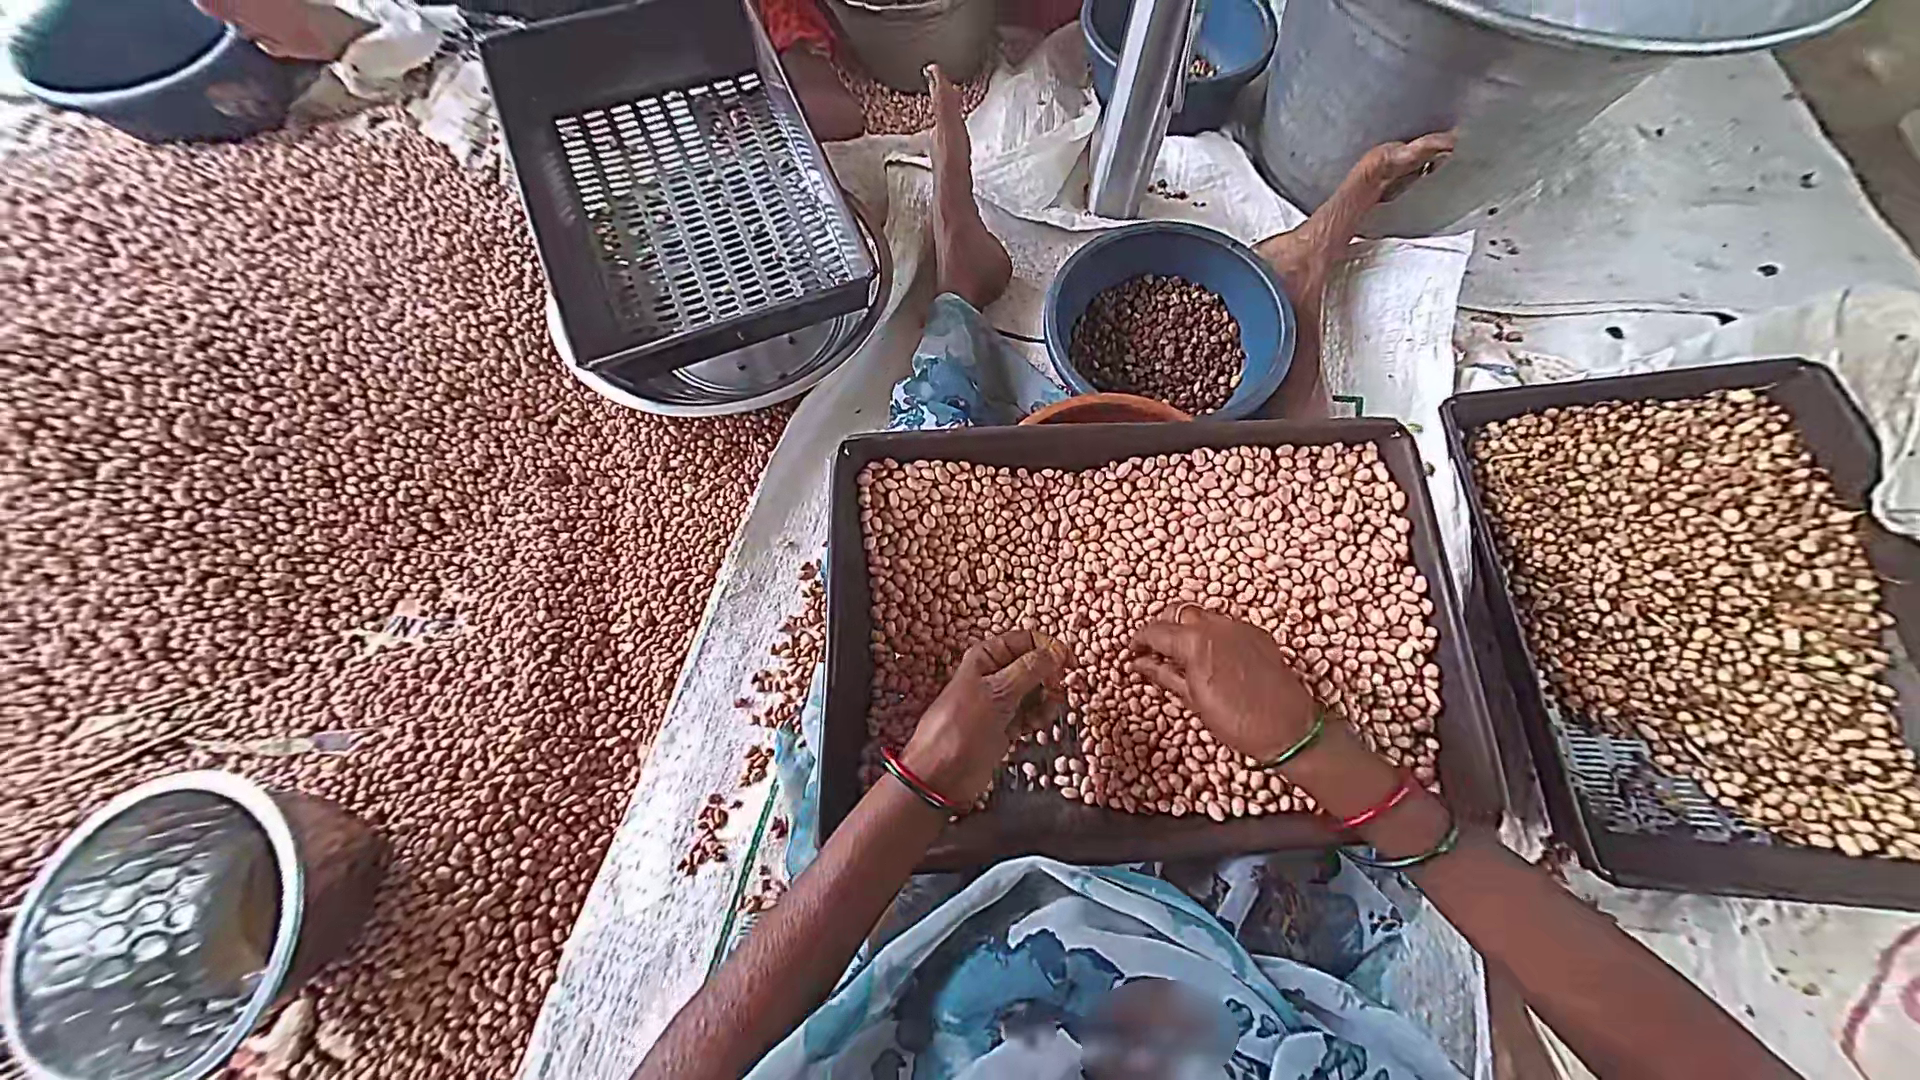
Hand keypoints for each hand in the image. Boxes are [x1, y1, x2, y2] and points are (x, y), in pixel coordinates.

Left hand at [901, 630, 1074, 803]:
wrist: (943, 774)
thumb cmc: (962, 726)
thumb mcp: (998, 691)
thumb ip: (1031, 669)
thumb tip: (1057, 651)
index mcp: (987, 656)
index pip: (1026, 640)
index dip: (1049, 648)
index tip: (1068, 662)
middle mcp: (995, 674)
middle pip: (1036, 665)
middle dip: (1050, 677)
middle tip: (1056, 691)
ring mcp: (1002, 701)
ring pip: (1038, 691)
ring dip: (1047, 701)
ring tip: (1041, 714)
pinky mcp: (1007, 725)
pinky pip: (1033, 713)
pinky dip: (1039, 718)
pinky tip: (1033, 727)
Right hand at [1127, 606, 1319, 762]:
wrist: (1289, 731)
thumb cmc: (1239, 721)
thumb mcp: (1192, 699)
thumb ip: (1163, 674)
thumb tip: (1140, 664)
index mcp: (1194, 642)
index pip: (1155, 631)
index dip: (1139, 641)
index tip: (1133, 651)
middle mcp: (1216, 626)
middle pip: (1176, 612)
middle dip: (1161, 627)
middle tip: (1153, 650)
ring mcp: (1239, 628)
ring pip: (1201, 615)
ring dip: (1185, 627)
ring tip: (1180, 654)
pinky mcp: (1256, 635)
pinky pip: (1224, 625)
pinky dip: (1210, 633)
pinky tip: (1209, 656)